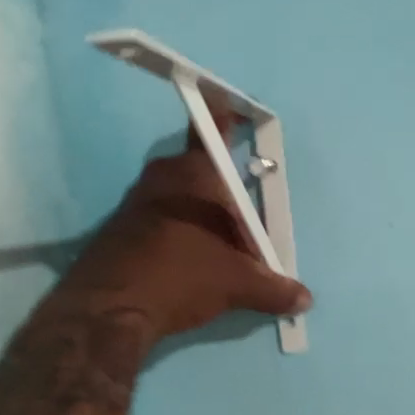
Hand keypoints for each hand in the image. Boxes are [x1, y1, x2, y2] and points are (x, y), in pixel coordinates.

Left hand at [62, 113, 311, 338]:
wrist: (109, 308)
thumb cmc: (181, 276)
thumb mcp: (236, 284)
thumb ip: (273, 288)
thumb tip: (304, 299)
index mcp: (196, 174)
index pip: (213, 127)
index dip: (225, 115)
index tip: (234, 105)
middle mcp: (163, 177)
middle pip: (201, 172)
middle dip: (224, 192)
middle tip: (245, 221)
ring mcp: (136, 202)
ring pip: (179, 199)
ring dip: (201, 218)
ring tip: (221, 251)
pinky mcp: (120, 230)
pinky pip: (161, 221)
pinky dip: (179, 235)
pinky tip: (191, 266)